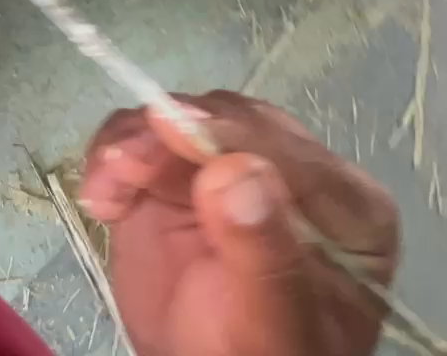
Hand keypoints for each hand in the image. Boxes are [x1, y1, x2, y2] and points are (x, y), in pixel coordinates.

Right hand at [76, 91, 398, 355]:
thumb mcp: (271, 330)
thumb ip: (264, 258)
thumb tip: (236, 173)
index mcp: (344, 209)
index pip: (289, 150)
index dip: (229, 135)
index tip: (170, 129)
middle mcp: (287, 172)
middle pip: (228, 118)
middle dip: (169, 135)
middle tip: (123, 165)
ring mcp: (222, 163)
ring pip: (176, 116)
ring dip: (131, 144)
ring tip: (106, 196)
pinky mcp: (167, 165)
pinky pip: (135, 131)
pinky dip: (108, 153)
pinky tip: (103, 200)